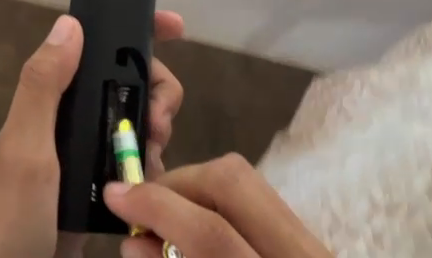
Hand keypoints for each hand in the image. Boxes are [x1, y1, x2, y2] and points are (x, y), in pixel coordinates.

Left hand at [0, 11, 187, 257]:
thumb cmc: (13, 212)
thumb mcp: (26, 146)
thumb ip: (43, 86)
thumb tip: (71, 22)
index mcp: (52, 97)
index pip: (95, 45)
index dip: (135, 29)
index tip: (177, 28)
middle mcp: (72, 115)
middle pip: (129, 79)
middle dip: (157, 90)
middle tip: (160, 122)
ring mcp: (88, 150)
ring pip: (138, 118)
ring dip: (159, 128)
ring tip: (155, 155)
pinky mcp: (103, 185)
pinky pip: (140, 160)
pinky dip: (154, 163)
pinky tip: (157, 182)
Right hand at [103, 154, 330, 257]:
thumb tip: (134, 241)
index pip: (212, 234)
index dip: (157, 208)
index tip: (115, 197)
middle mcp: (302, 255)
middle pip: (234, 180)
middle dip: (176, 182)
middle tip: (140, 204)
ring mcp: (316, 246)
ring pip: (247, 182)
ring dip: (194, 190)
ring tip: (163, 219)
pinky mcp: (315, 244)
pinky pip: (258, 203)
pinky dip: (217, 206)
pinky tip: (196, 228)